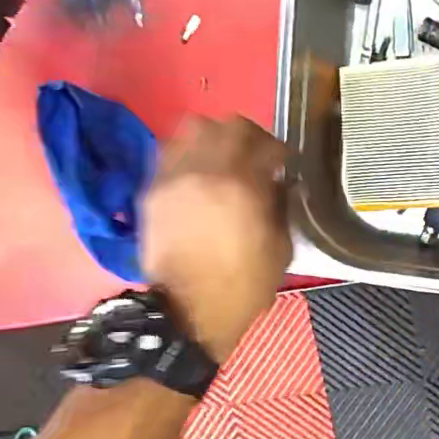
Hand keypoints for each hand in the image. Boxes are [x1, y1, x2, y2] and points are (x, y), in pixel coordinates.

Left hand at [139, 116, 290, 361]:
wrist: (189, 313)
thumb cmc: (243, 285)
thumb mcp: (281, 247)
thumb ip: (280, 206)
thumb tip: (278, 183)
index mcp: (243, 186)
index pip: (265, 144)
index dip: (280, 151)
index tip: (285, 165)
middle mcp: (206, 171)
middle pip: (229, 125)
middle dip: (250, 136)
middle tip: (258, 155)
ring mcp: (174, 177)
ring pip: (194, 128)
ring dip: (215, 137)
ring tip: (224, 158)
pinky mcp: (153, 190)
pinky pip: (170, 152)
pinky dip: (189, 153)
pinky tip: (199, 174)